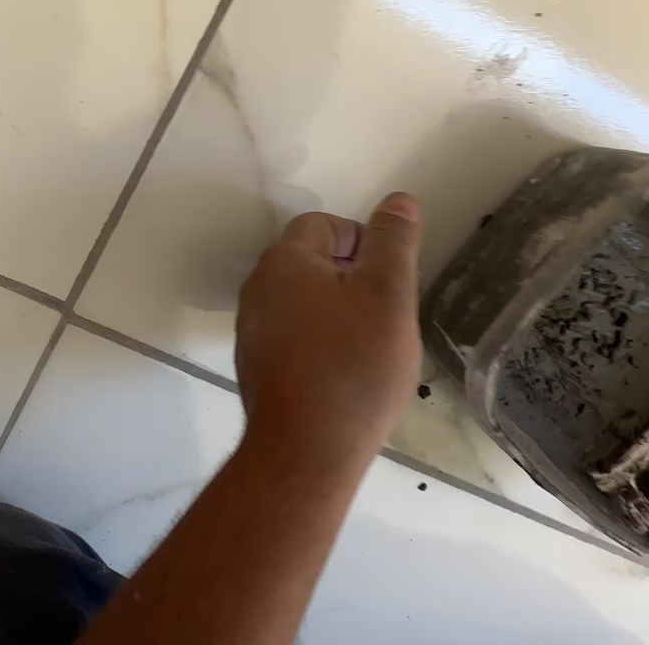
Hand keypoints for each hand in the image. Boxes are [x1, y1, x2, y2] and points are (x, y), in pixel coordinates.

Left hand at [234, 193, 424, 469]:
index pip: (322, 224)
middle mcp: (258, 285)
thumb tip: (398, 200)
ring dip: (335, 308)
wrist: (306, 447)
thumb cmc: (352, 366)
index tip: (389, 280)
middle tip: (385, 314)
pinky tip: (342, 370)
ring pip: (301, 297)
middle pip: (310, 260)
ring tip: (368, 344)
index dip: (362, 241)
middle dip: (351, 276)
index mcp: (284, 260)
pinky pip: (291, 330)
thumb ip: (392, 244)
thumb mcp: (387, 297)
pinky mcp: (254, 358)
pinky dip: (317, 337)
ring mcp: (251, 324)